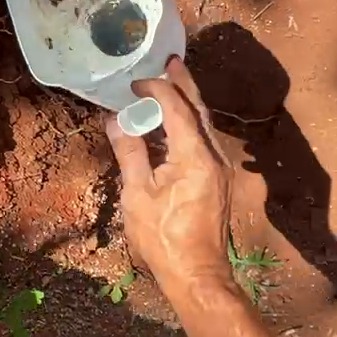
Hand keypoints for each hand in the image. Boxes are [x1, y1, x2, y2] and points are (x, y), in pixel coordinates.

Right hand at [104, 57, 234, 304]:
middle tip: (170, 62)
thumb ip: (129, 152)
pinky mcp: (218, 181)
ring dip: (186, 104)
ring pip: (204, 125)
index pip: (177, 109)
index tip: (135, 83)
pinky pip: (204, 141)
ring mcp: (220, 169)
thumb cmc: (163, 237)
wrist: (197, 274)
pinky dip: (189, 124)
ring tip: (170, 85)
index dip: (157, 90)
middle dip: (183, 85)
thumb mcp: (137, 193)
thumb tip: (115, 121)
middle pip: (199, 110)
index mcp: (194, 156)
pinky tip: (173, 125)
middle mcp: (214, 157)